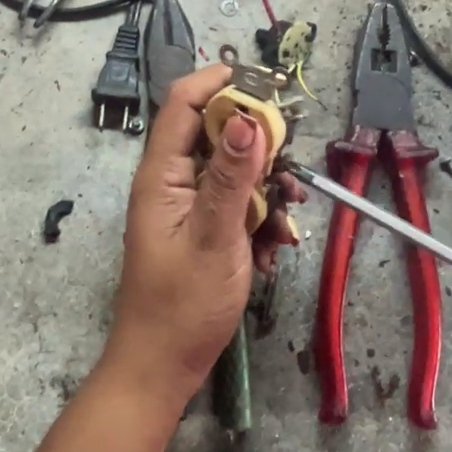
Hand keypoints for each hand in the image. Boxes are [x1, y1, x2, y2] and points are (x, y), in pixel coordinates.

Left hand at [104, 65, 268, 402]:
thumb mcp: (215, 238)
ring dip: (266, 191)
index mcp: (162, 173)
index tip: (269, 86)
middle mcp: (173, 180)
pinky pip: (238, 203)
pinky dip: (260, 219)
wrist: (163, 369)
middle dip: (259, 148)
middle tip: (288, 172)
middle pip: (218, 133)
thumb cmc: (183, 306)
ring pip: (235, 171)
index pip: (185, 102)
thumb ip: (232, 176)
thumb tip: (247, 116)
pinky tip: (273, 249)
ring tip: (285, 223)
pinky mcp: (203, 227)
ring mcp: (188, 204)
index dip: (223, 83)